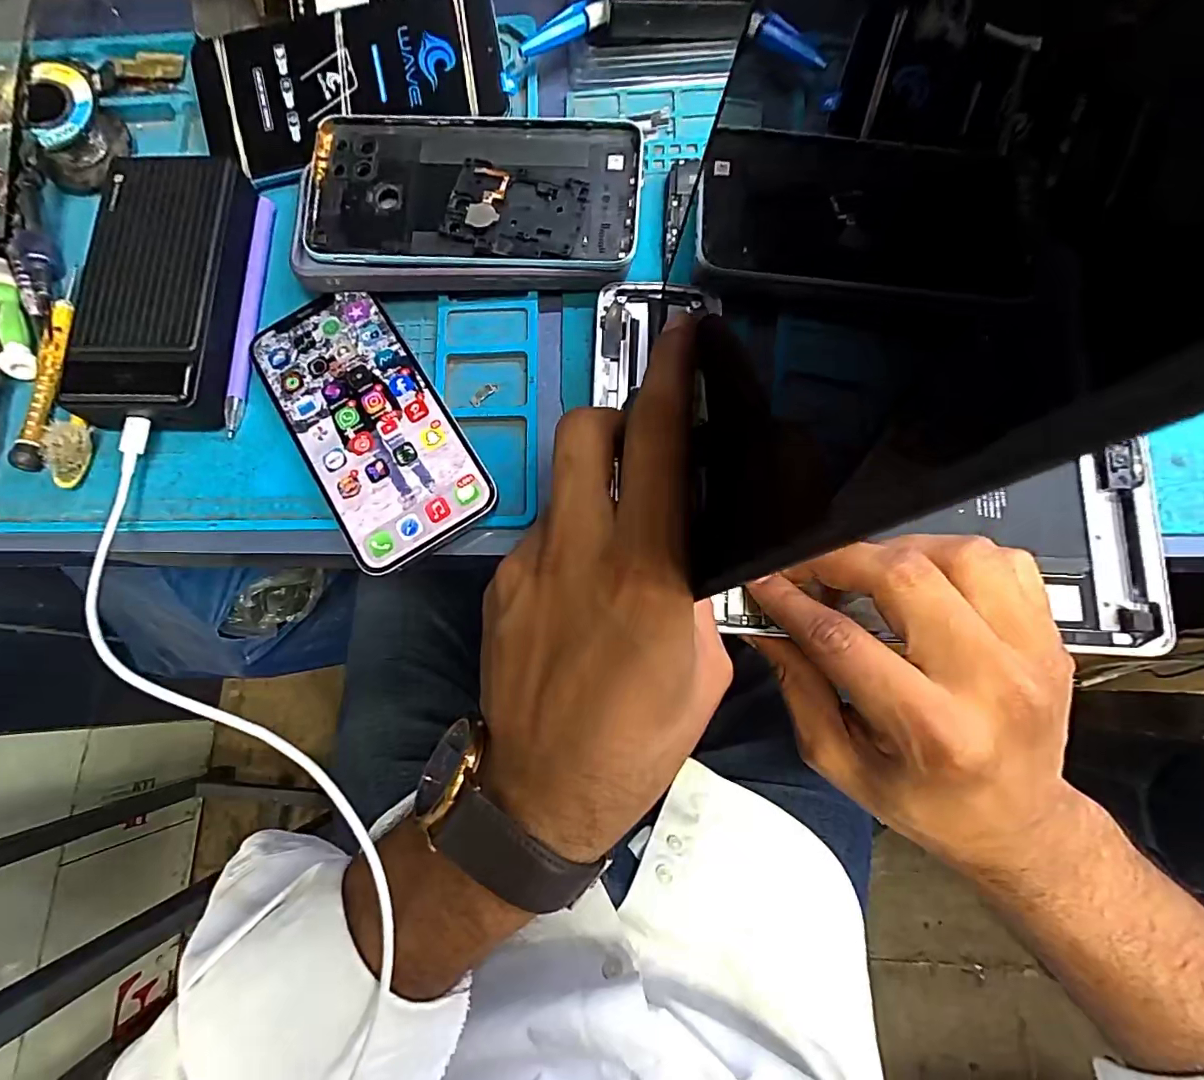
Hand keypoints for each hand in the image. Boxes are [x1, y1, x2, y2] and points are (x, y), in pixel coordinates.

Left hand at [479, 318, 731, 861]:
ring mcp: (531, 564)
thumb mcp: (702, 672)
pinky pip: (542, 534)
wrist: (539, 789)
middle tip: (642, 451)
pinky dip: (567, 539)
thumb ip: (697, 594)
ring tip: (613, 533)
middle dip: (617, 418)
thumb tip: (688, 550)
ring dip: (594, 486)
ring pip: (562, 483)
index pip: (662, 446)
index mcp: (650, 574)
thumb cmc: (637, 742)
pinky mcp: (501, 585)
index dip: (671, 377)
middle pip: (585, 430)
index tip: (680, 334)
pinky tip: (576, 587)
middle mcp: (583, 552)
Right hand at [746, 536, 1078, 870]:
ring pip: (960, 554)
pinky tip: (924, 579)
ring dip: (896, 552)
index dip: (791, 602)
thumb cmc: (931, 802)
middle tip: (807, 569)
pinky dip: (952, 557)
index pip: (843, 638)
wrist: (1016, 823)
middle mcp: (990, 685)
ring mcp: (1029, 655)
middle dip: (837, 561)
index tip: (766, 586)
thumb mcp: (840, 760)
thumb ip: (799, 687)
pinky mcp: (1047, 637)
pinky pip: (1004, 561)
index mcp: (933, 729)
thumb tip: (769, 628)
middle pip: (906, 578)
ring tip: (866, 573)